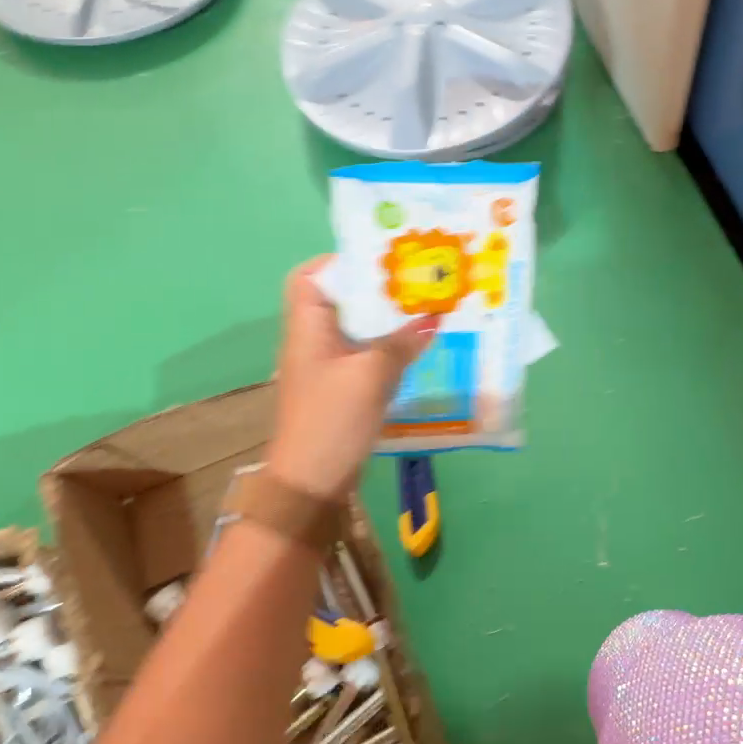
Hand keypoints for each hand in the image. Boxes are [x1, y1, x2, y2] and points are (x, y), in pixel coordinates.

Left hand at [265, 256, 436, 498]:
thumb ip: (402, 343)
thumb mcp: (371, 376)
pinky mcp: (344, 390)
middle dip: (380, 290)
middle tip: (420, 282)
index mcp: (307, 328)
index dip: (341, 262)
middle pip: (342, 301)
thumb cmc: (332, 420)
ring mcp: (329, 368)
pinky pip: (368, 357)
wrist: (311, 483)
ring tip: (429, 309)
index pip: (311, 277)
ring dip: (390, 321)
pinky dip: (392, 348)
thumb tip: (435, 317)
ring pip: (360, 330)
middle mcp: (314, 341)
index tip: (383, 260)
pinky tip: (422, 349)